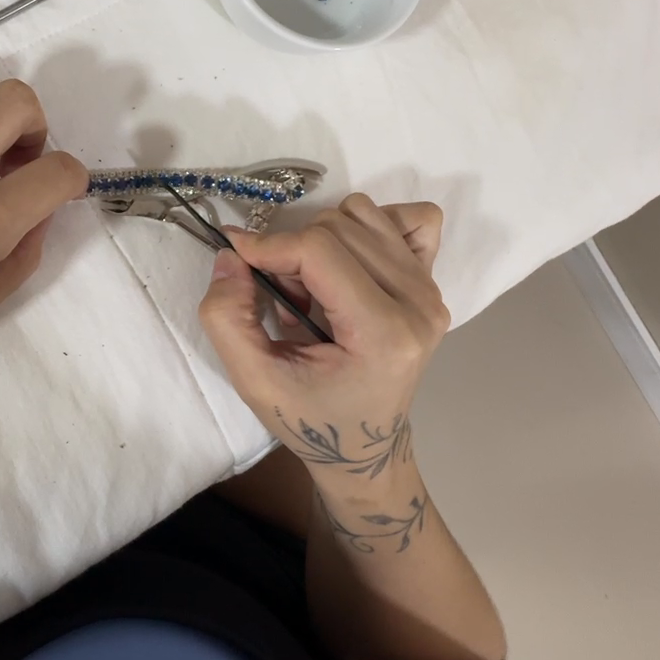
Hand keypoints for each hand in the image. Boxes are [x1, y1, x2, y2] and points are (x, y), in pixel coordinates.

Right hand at [197, 196, 448, 493]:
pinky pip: (412, 218)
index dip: (267, 245)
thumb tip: (231, 255)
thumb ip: (227, 317)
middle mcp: (419, 304)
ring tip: (314, 288)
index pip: (318, 250)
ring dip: (322, 240)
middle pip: (336, 226)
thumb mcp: (253, 381)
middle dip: (292, 253)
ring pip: (362, 214)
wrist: (363, 445)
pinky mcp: (433, 280)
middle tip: (282, 300)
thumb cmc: (310, 418)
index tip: (236, 257)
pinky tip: (350, 263)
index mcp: (383, 334)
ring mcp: (431, 289)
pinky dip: (370, 227)